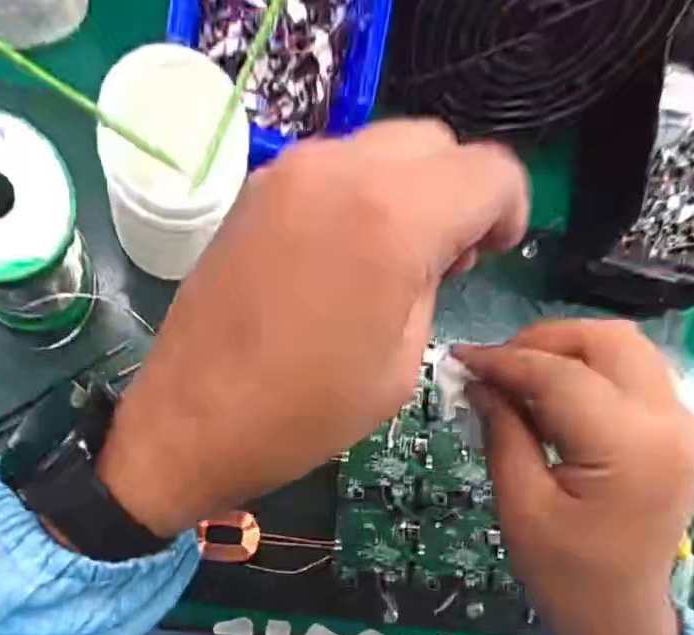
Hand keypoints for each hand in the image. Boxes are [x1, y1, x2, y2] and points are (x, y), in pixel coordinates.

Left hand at [98, 120, 528, 536]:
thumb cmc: (297, 418)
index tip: (490, 256)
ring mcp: (283, 178)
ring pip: (373, 152)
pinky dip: (347, 200)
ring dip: (398, 193)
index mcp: (394, 218)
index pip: (488, 173)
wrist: (186, 428)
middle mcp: (339, 173)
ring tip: (382, 262)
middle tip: (439, 262)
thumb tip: (430, 257)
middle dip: (451, 196)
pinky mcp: (245, 199)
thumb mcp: (395, 370)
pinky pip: (322, 175)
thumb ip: (430, 291)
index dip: (506, 212)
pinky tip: (333, 258)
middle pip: (431, 147)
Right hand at [458, 320, 693, 634]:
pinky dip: (586, 375)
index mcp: (632, 449)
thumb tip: (481, 382)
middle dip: (544, 341)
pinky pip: (633, 378)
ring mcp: (687, 425)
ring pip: (627, 352)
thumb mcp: (519, 505)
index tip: (461, 358)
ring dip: (566, 353)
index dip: (506, 360)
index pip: (564, 377)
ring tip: (514, 379)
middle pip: (611, 342)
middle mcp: (674, 424)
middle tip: (493, 365)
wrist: (618, 612)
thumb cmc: (562, 571)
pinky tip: (548, 400)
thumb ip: (504, 434)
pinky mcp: (681, 432)